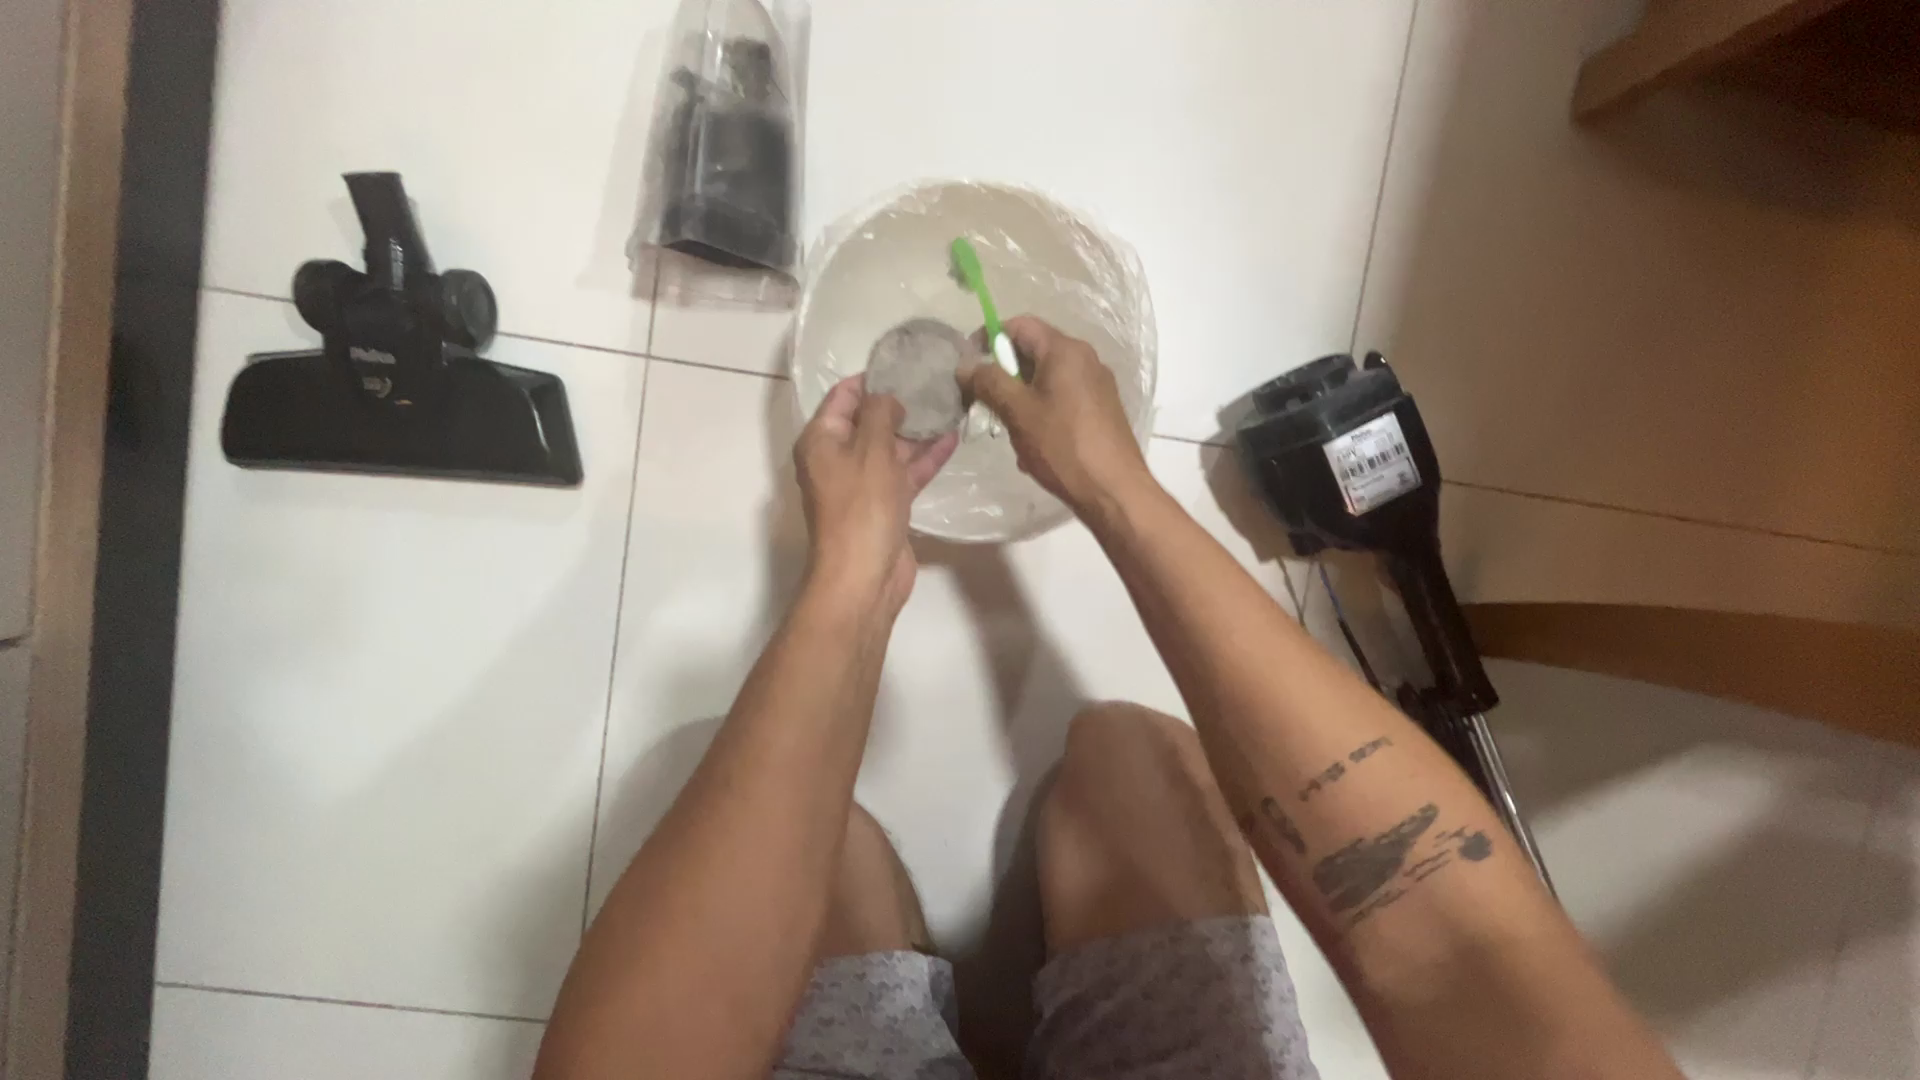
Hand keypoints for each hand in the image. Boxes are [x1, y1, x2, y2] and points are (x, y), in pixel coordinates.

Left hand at [794, 376, 958, 612]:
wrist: (864, 574)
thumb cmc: (862, 506)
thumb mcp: (871, 449)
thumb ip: (880, 413)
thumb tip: (889, 398)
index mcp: (821, 440)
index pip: (844, 396)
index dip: (872, 378)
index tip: (905, 363)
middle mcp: (837, 458)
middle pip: (868, 421)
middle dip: (899, 403)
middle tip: (936, 382)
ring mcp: (862, 484)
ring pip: (890, 448)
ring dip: (917, 430)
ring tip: (950, 405)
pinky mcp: (884, 505)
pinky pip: (904, 473)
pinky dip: (924, 458)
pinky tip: (952, 439)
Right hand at [964, 316, 1154, 517]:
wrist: (1113, 490)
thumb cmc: (1063, 446)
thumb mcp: (1018, 412)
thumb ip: (988, 382)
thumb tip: (965, 365)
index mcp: (1065, 350)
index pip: (1019, 325)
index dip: (988, 339)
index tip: (969, 368)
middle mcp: (1085, 359)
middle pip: (1033, 353)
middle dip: (1004, 377)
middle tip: (987, 406)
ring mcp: (1096, 386)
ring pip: (1045, 381)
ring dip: (1020, 401)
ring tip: (1011, 432)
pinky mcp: (1101, 411)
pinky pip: (1061, 401)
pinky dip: (1041, 415)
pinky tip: (1035, 447)